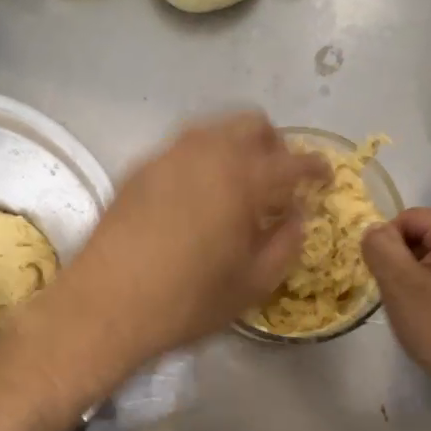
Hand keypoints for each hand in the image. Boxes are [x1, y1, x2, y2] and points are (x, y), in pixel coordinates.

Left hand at [49, 111, 327, 369]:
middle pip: (252, 124)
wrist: (106, 305)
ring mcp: (167, 155)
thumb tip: (297, 217)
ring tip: (238, 187)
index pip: (294, 160)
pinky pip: (181, 150)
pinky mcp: (138, 169)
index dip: (316, 167)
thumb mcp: (252, 285)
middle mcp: (206, 152)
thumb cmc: (187, 301)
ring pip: (213, 130)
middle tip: (279, 180)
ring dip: (236, 149)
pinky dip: (202, 161)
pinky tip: (198, 197)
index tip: (324, 178)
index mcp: (244, 178)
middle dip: (274, 146)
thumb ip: (286, 243)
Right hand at [362, 208, 430, 406]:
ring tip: (415, 309)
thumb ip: (381, 249)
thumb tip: (373, 230)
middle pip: (424, 235)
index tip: (385, 278)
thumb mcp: (400, 287)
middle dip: (403, 261)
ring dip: (416, 278)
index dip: (388, 243)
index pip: (410, 217)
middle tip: (399, 296)